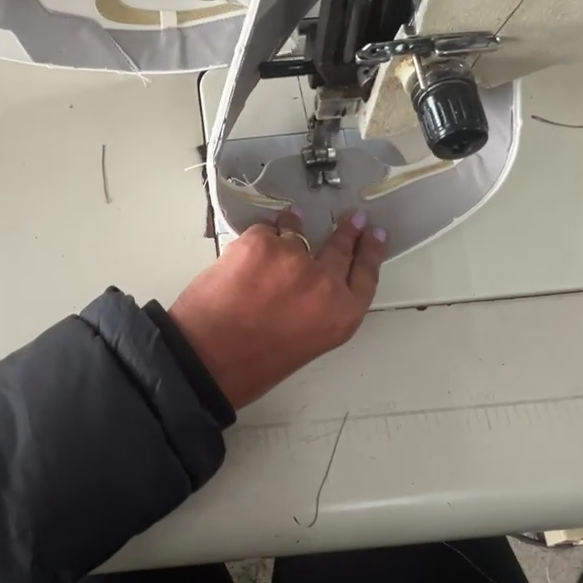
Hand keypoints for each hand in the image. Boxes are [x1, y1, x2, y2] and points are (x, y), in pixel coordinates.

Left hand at [168, 208, 388, 408]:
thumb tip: (312, 285)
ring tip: (291, 223)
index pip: (365, 275)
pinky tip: (250, 248)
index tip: (374, 236)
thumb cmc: (253, 363)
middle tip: (353, 219)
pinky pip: (265, 230)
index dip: (371, 253)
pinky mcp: (261, 243)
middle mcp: (325, 283)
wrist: (208, 357)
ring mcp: (293, 258)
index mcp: (341, 315)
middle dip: (347, 231)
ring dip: (294, 228)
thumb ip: (320, 310)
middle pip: (340, 248)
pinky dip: (259, 237)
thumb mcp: (306, 342)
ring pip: (297, 231)